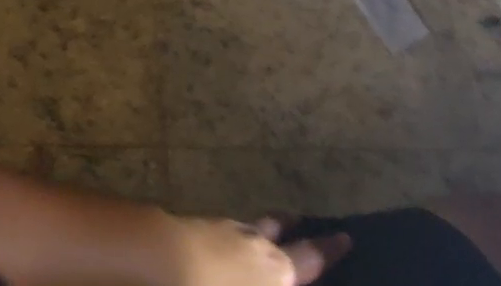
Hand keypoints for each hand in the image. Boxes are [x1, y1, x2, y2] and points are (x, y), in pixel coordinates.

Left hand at [169, 217, 349, 285]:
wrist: (155, 260)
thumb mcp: (263, 283)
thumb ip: (279, 276)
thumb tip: (284, 272)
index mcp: (276, 270)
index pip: (310, 259)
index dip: (328, 250)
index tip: (345, 236)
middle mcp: (252, 242)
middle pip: (276, 230)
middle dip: (289, 228)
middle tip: (299, 219)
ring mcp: (218, 230)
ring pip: (244, 229)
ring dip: (254, 232)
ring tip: (257, 236)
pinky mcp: (188, 230)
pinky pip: (216, 233)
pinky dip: (223, 240)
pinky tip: (217, 247)